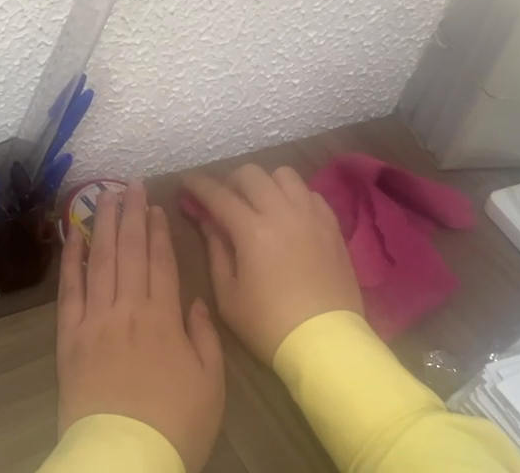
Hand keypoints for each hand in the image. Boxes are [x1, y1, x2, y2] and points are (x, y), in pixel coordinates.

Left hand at [56, 180, 225, 470]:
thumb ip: (204, 337)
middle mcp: (129, 307)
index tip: (154, 204)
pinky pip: (69, 289)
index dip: (158, 230)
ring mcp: (95, 318)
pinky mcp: (69, 336)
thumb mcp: (211, 384)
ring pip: (100, 259)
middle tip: (131, 184)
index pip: (161, 261)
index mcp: (164, 317)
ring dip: (103, 223)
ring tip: (105, 194)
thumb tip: (194, 300)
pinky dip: (70, 259)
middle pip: (129, 250)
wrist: (125, 456)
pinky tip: (71, 234)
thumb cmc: (175, 424)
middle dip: (131, 213)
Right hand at [183, 165, 362, 363]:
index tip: (186, 183)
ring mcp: (311, 217)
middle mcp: (282, 213)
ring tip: (260, 203)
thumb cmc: (270, 325)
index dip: (198, 185)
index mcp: (252, 230)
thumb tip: (208, 221)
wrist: (327, 345)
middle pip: (251, 174)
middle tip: (224, 199)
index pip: (219, 195)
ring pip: (284, 175)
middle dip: (231, 181)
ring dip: (266, 184)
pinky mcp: (332, 227)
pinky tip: (289, 215)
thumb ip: (216, 251)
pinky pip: (311, 194)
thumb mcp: (229, 296)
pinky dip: (294, 197)